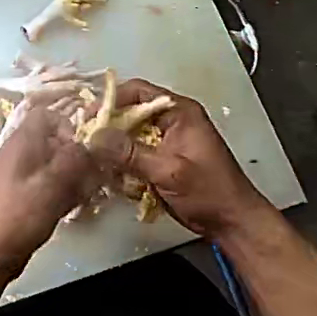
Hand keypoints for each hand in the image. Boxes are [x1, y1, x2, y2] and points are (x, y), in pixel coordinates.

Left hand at [0, 106, 105, 281]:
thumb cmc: (16, 216)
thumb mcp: (52, 184)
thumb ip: (77, 158)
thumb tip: (98, 140)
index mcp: (22, 141)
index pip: (48, 115)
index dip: (70, 127)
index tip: (85, 149)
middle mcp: (21, 154)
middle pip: (58, 142)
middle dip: (80, 158)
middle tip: (92, 179)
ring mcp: (22, 176)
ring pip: (58, 166)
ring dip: (76, 178)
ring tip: (83, 196)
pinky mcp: (25, 198)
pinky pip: (52, 186)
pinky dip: (65, 194)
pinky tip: (71, 210)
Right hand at [84, 79, 276, 239]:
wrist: (233, 223)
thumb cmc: (209, 192)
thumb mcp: (169, 171)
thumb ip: (130, 153)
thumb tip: (94, 137)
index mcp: (179, 112)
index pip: (138, 91)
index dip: (111, 101)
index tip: (88, 119)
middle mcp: (170, 120)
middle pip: (128, 112)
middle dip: (106, 127)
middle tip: (83, 141)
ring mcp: (164, 140)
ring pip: (127, 134)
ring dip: (111, 147)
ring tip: (91, 159)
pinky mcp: (159, 159)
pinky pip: (132, 152)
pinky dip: (120, 161)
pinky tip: (108, 174)